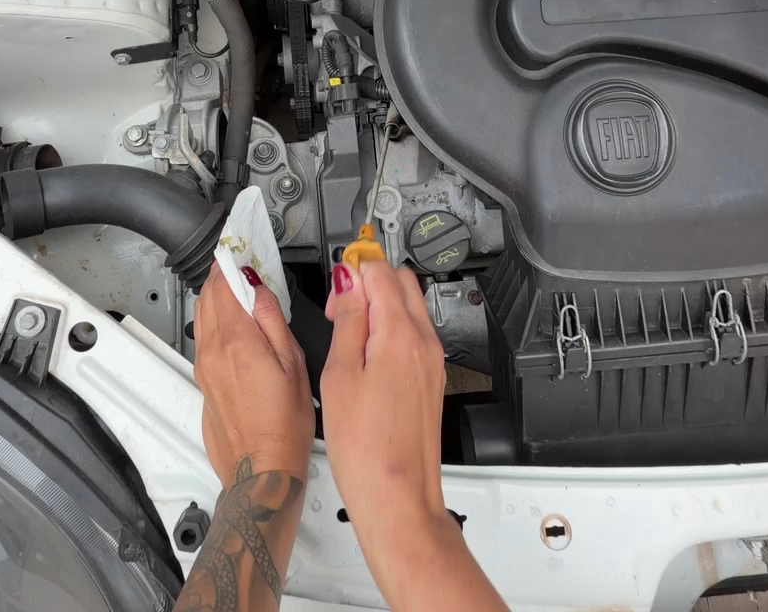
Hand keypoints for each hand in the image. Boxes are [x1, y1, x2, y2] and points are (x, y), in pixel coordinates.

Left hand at [194, 269, 314, 487]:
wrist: (262, 473)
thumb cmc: (284, 425)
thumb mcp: (293, 363)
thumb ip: (273, 320)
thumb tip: (260, 289)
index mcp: (236, 341)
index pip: (223, 285)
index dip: (230, 261)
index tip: (239, 246)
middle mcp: (213, 351)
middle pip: (208, 296)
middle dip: (222, 274)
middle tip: (241, 262)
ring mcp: (205, 368)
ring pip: (202, 316)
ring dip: (217, 295)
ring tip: (239, 287)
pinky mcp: (205, 382)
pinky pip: (205, 337)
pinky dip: (216, 319)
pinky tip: (237, 322)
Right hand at [321, 260, 508, 611]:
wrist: (399, 497)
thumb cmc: (366, 447)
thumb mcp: (339, 374)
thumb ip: (347, 319)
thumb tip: (348, 282)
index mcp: (400, 333)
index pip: (380, 270)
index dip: (352, 272)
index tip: (335, 290)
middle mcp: (424, 340)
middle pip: (401, 280)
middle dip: (369, 281)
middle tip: (340, 307)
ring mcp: (432, 359)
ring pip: (409, 304)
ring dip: (380, 303)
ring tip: (349, 335)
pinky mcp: (431, 377)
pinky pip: (414, 332)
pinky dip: (391, 328)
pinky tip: (366, 355)